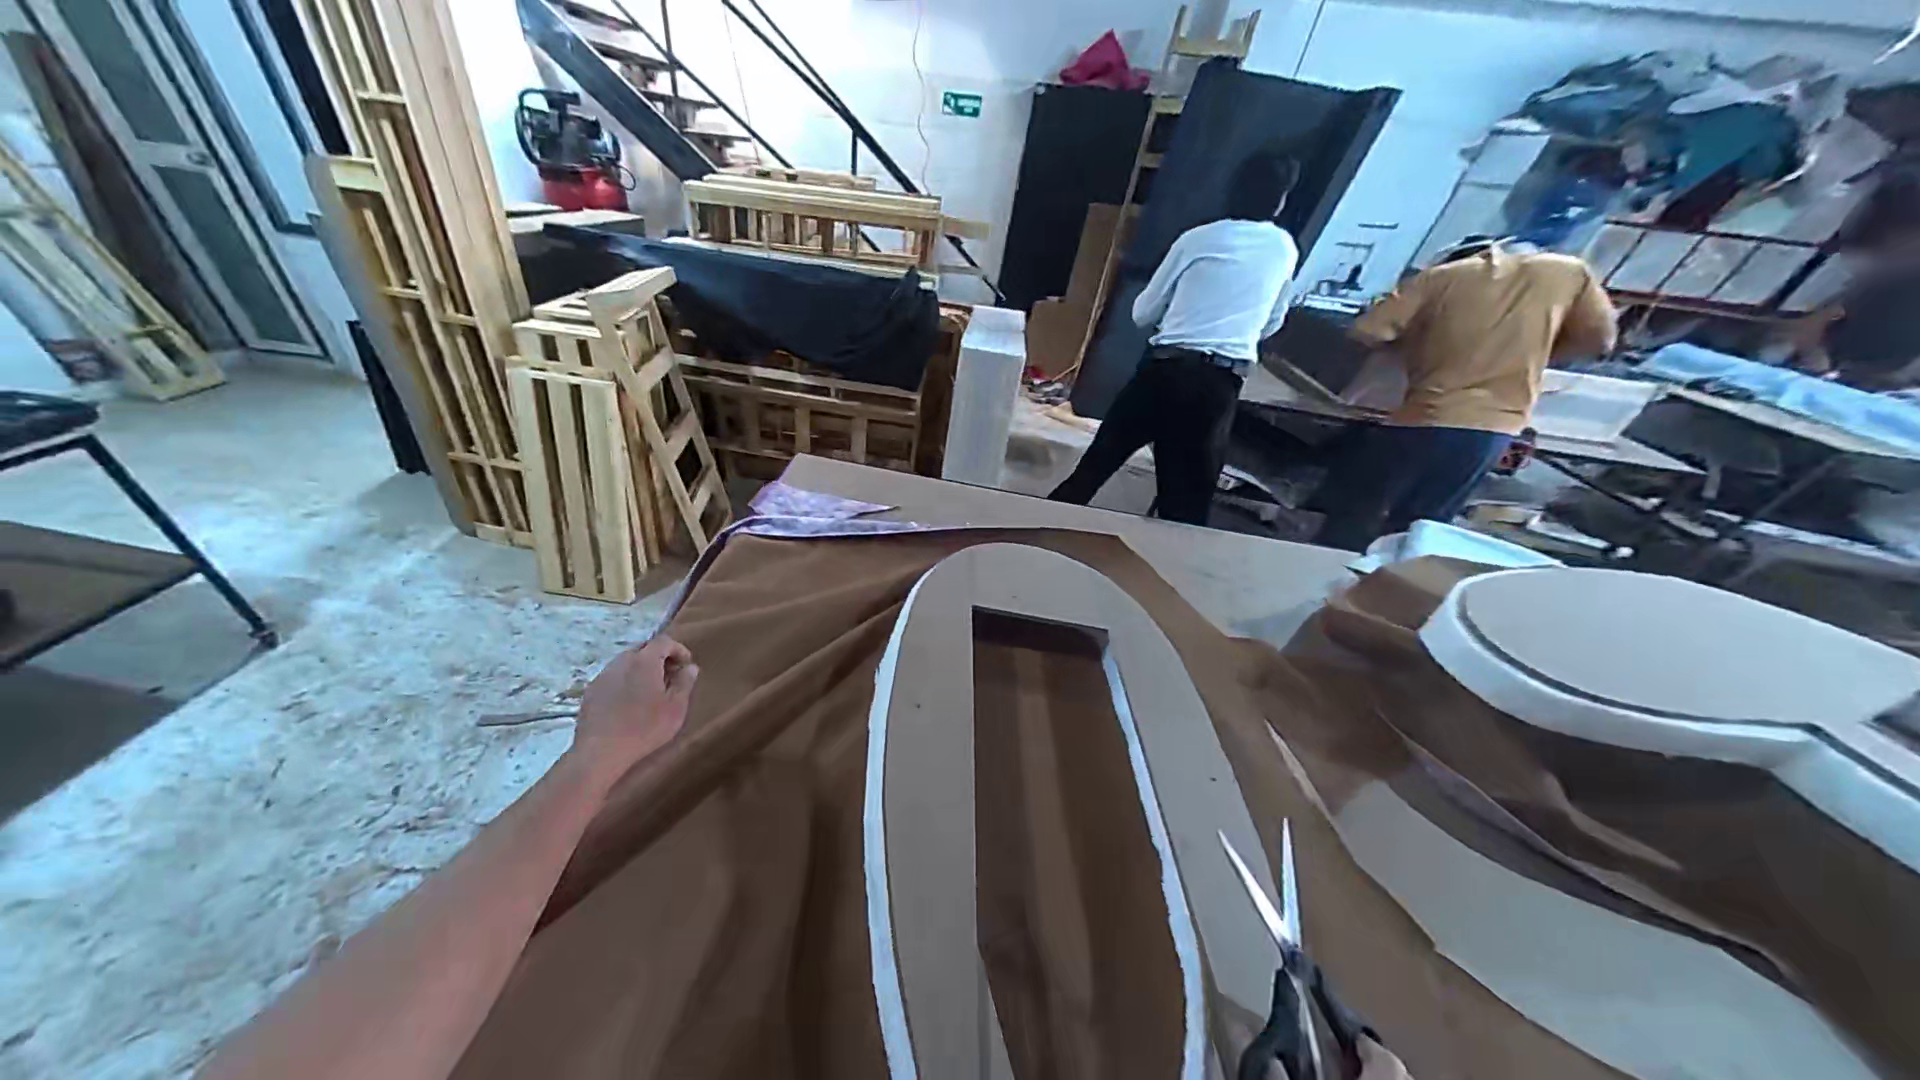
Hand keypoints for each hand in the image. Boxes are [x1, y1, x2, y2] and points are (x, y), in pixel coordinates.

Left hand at [571, 636, 697, 776]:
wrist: (600, 752)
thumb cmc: (645, 728)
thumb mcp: (676, 707)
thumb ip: (685, 683)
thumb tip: (690, 667)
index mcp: (644, 661)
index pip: (664, 641)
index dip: (678, 649)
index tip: (687, 665)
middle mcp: (621, 662)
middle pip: (643, 649)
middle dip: (659, 657)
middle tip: (670, 676)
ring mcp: (602, 676)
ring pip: (626, 662)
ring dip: (641, 669)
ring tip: (650, 690)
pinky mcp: (590, 692)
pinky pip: (613, 677)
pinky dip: (625, 681)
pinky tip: (629, 703)